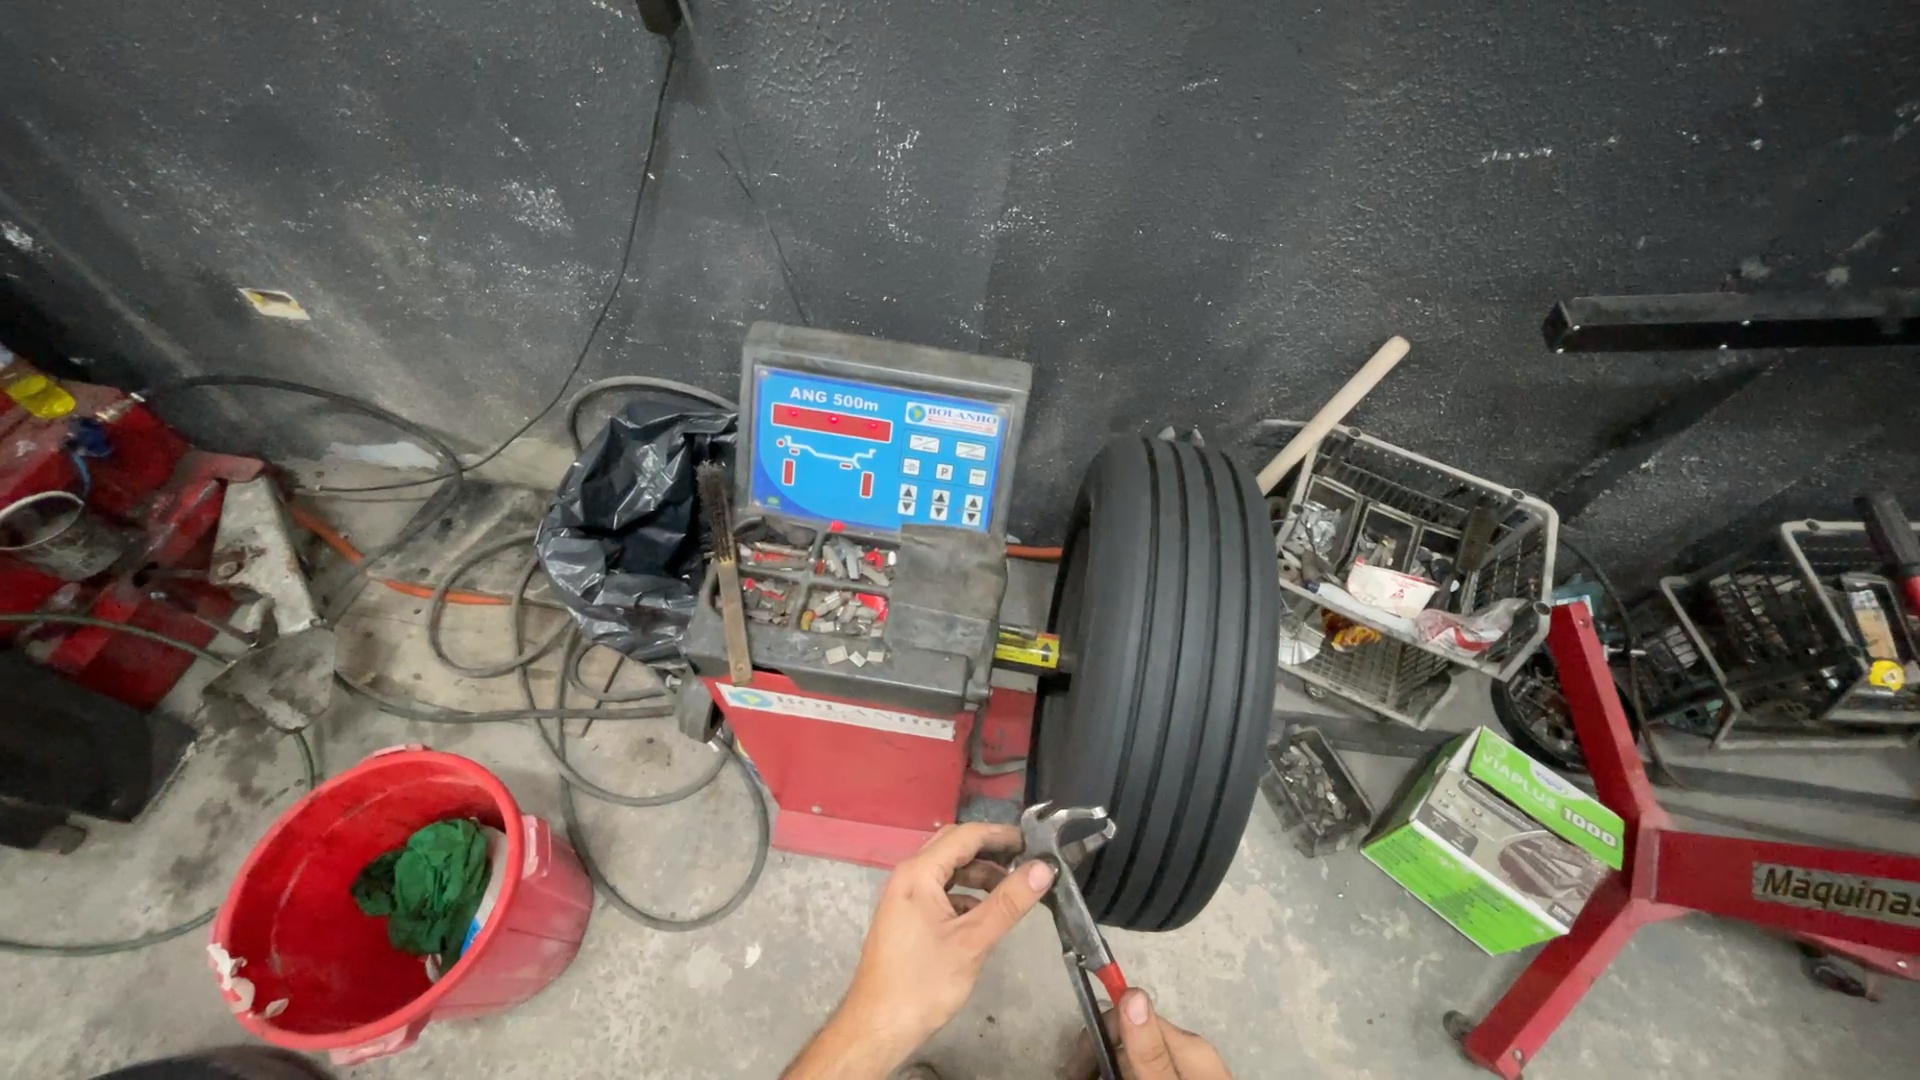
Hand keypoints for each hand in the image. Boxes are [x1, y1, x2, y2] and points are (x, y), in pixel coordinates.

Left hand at [783, 823, 1056, 1079]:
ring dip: (978, 873)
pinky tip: (984, 912)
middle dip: (989, 850)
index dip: (999, 835)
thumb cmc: (922, 982)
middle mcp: (908, 876)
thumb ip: (1008, 902)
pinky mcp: (907, 917)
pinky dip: (964, 894)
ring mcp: (905, 897)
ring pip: (947, 870)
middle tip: (1024, 858)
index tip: (1031, 840)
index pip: (964, 835)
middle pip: (953, 847)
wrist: (878, 1027)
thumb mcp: (972, 941)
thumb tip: (1042, 869)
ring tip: (1011, 886)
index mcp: (918, 872)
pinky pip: (939, 891)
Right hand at [1067, 990, 1232, 1079]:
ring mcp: (1185, 1071)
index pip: (1127, 1014)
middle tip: (1075, 1079)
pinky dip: (1126, 1076)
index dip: (1095, 1039)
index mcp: (1188, 1047)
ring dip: (1108, 1071)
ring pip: (1134, 1061)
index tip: (1073, 1072)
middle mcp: (1187, 1052)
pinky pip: (1149, 1073)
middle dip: (1097, 1060)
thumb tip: (1132, 993)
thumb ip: (1151, 1053)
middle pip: (1128, 1039)